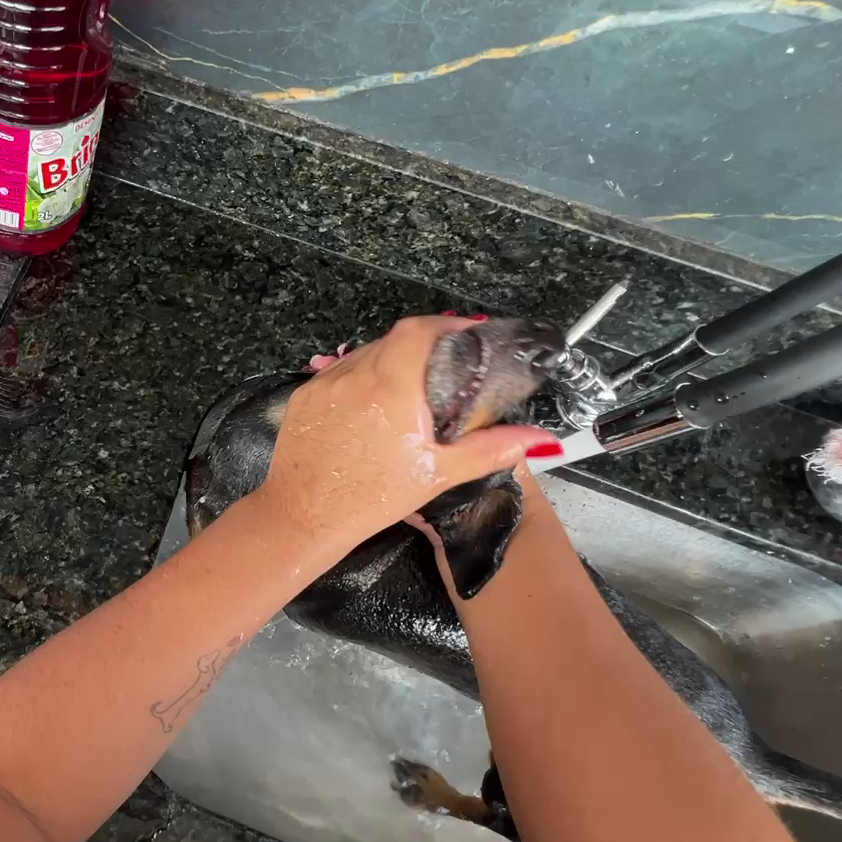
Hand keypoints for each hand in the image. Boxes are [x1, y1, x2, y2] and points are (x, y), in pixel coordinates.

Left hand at [253, 316, 554, 558]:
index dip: (445, 323)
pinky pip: (336, 374)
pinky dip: (358, 378)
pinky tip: (371, 402)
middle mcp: (351, 378)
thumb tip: (540, 439)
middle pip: (391, 341)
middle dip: (421, 347)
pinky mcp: (301, 398)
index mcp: (388, 389)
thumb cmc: (369, 499)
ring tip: (409, 386)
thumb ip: (491, 449)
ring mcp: (321, 386)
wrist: (302, 517)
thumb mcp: (437, 474)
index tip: (467, 333)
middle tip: (444, 366)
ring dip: (388, 361)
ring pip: (361, 355)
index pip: (416, 331)